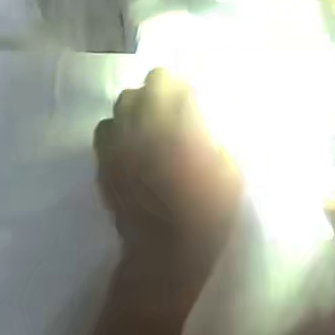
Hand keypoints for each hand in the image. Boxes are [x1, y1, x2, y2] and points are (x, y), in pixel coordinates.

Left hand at [94, 69, 242, 284]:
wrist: (166, 253)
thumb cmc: (207, 216)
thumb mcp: (231, 174)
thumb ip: (214, 141)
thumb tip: (199, 128)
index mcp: (178, 127)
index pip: (170, 81)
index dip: (182, 88)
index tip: (191, 101)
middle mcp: (143, 128)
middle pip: (142, 88)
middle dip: (159, 93)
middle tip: (172, 112)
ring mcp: (118, 146)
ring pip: (120, 106)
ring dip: (137, 109)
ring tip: (150, 127)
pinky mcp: (104, 164)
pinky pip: (104, 131)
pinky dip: (118, 130)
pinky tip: (132, 146)